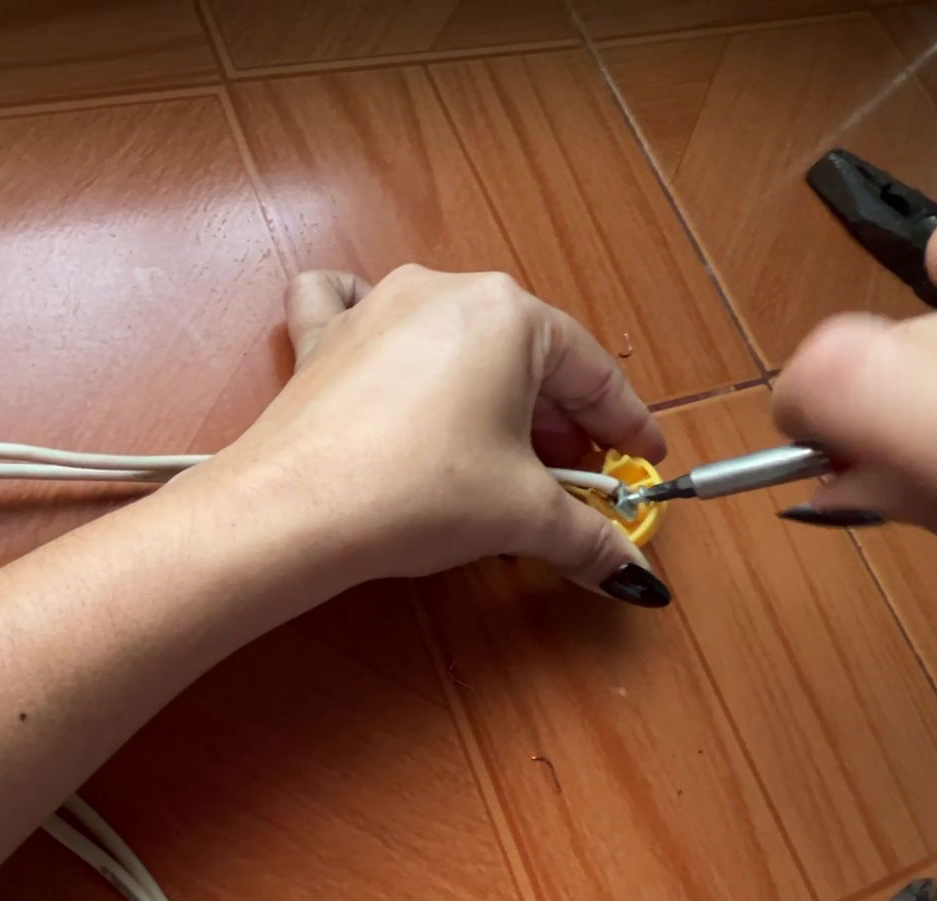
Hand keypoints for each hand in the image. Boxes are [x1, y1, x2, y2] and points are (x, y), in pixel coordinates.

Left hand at [202, 265, 670, 604]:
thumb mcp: (520, 515)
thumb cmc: (418, 492)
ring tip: (496, 442)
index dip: (624, 424)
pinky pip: (349, 309)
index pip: (590, 373)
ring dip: (483, 386)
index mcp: (508, 316)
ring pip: (450, 340)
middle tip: (570, 473)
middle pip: (522, 358)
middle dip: (553, 418)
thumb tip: (631, 570)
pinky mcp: (321, 340)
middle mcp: (441, 293)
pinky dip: (375, 328)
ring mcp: (373, 311)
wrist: (296, 509)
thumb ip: (586, 536)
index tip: (640, 459)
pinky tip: (382, 349)